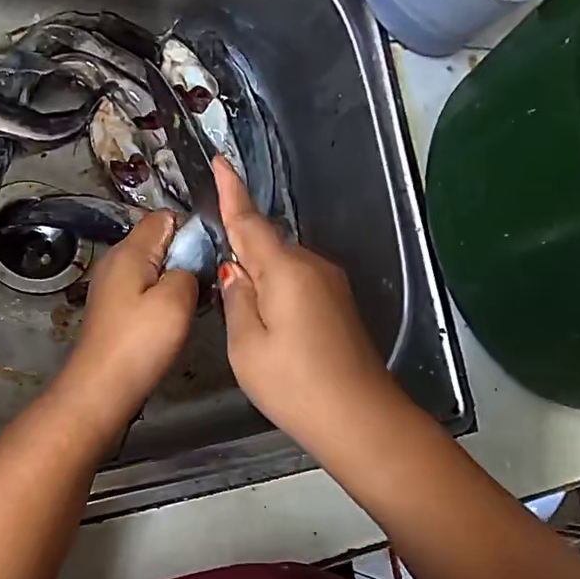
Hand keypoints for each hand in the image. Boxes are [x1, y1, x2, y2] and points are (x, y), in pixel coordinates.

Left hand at [55, 209, 197, 425]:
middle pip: (158, 242)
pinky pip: (144, 291)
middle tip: (208, 282)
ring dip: (175, 282)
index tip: (211, 253)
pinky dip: (161, 300)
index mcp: (128, 251)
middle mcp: (115, 262)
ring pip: (153, 269)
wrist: (100, 390)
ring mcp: (112, 287)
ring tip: (193, 304)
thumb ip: (188, 271)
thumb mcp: (175, 301)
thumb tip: (189, 265)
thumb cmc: (138, 343)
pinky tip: (171, 321)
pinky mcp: (114, 310)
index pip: (164, 217)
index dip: (191, 229)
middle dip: (185, 256)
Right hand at [214, 158, 402, 452]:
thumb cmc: (294, 383)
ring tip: (244, 317)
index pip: (251, 221)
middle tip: (219, 283)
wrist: (359, 418)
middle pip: (267, 245)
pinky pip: (298, 284)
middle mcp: (313, 266)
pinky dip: (278, 291)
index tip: (221, 160)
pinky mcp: (339, 306)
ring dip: (260, 277)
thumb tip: (235, 270)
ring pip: (283, 267)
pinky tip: (270, 323)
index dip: (233, 192)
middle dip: (241, 250)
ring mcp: (331, 285)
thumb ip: (237, 300)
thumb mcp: (246, 346)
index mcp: (285, 270)